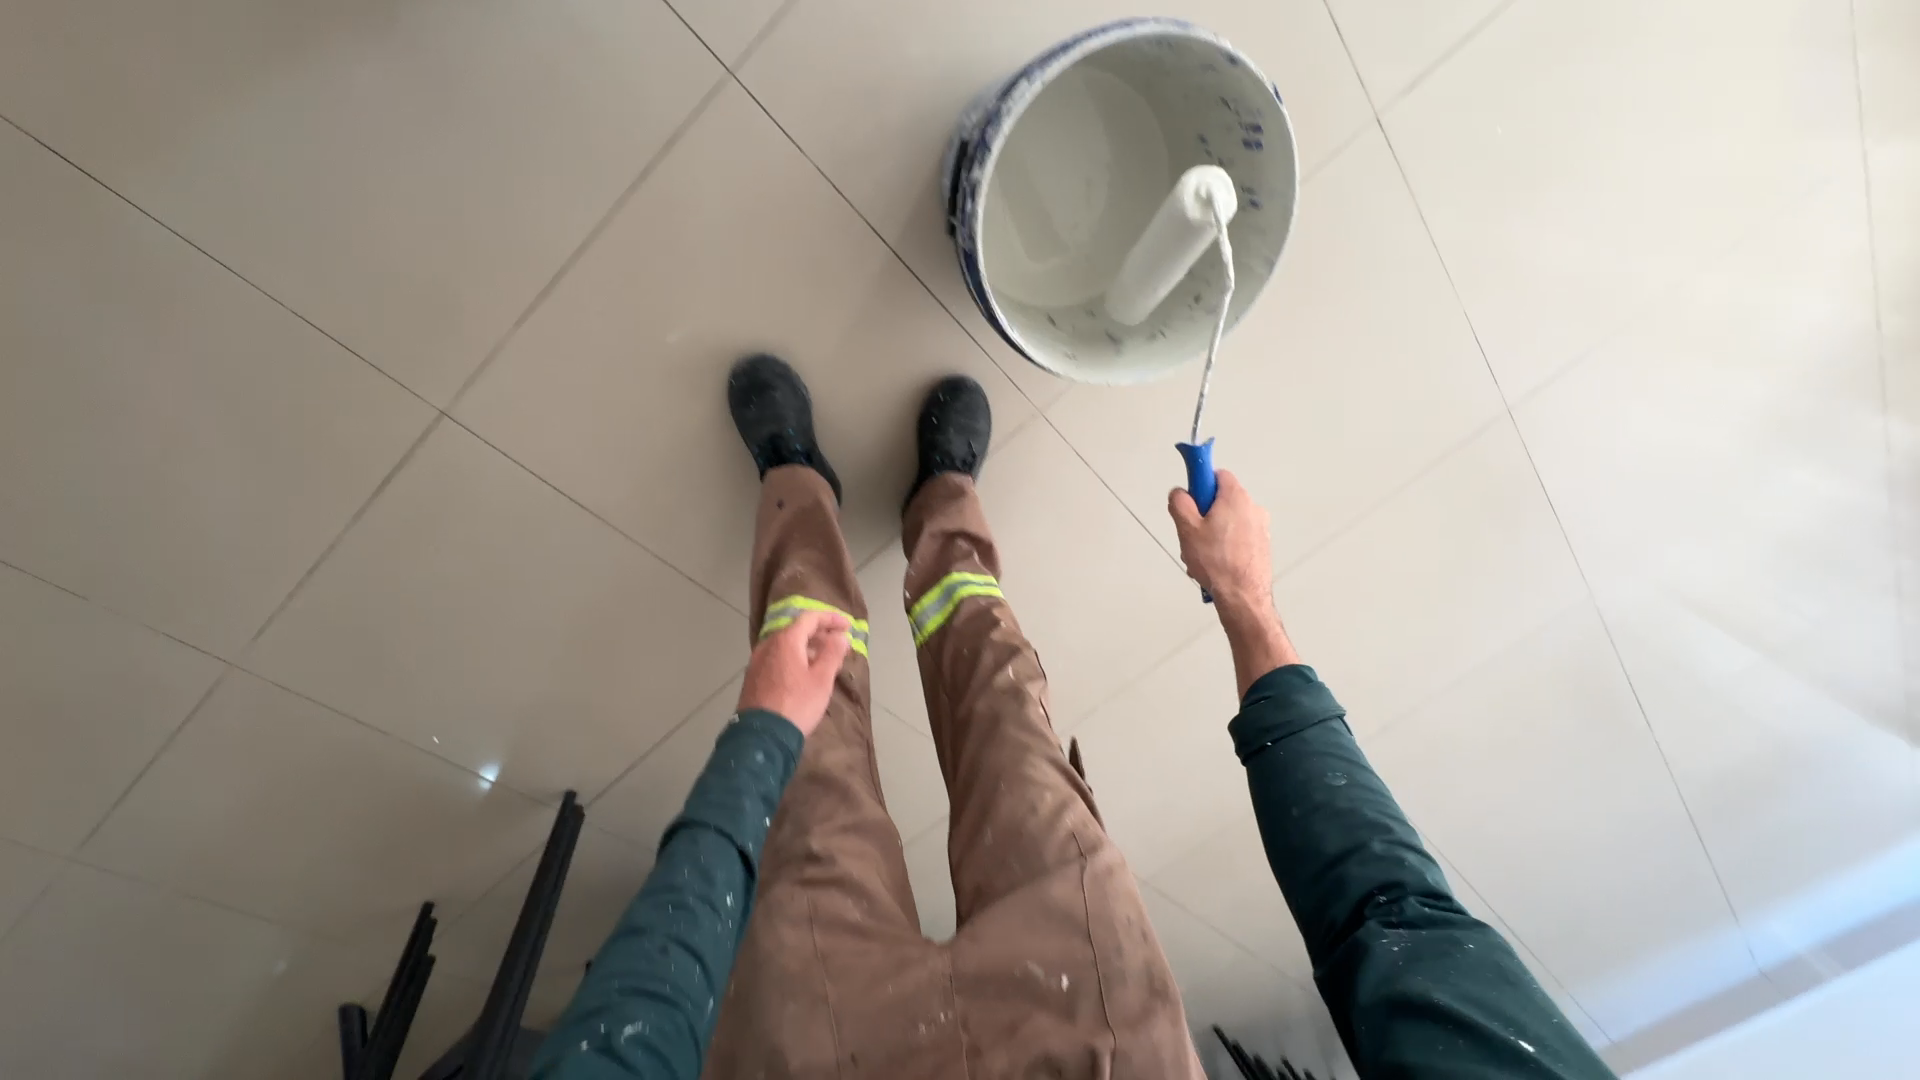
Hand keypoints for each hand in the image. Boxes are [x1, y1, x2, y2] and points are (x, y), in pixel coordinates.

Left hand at [738, 609, 850, 736]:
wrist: (761, 736)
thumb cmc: (797, 704)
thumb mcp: (821, 679)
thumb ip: (832, 653)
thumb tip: (840, 636)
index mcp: (785, 640)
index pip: (810, 618)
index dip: (831, 619)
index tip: (848, 626)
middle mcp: (768, 645)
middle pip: (797, 630)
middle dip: (820, 634)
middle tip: (839, 644)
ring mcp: (757, 662)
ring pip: (786, 646)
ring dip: (808, 648)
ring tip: (826, 661)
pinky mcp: (753, 677)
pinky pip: (778, 658)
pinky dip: (794, 659)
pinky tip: (805, 674)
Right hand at [1169, 470, 1298, 694]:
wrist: (1242, 596)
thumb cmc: (1217, 562)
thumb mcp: (1186, 529)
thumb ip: (1179, 503)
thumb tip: (1179, 493)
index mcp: (1235, 497)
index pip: (1216, 474)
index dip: (1200, 482)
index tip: (1190, 495)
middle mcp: (1252, 508)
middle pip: (1221, 498)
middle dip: (1204, 512)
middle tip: (1191, 532)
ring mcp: (1260, 527)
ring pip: (1228, 520)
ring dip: (1213, 531)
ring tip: (1202, 554)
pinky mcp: (1261, 545)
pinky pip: (1238, 536)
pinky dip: (1225, 544)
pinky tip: (1215, 562)